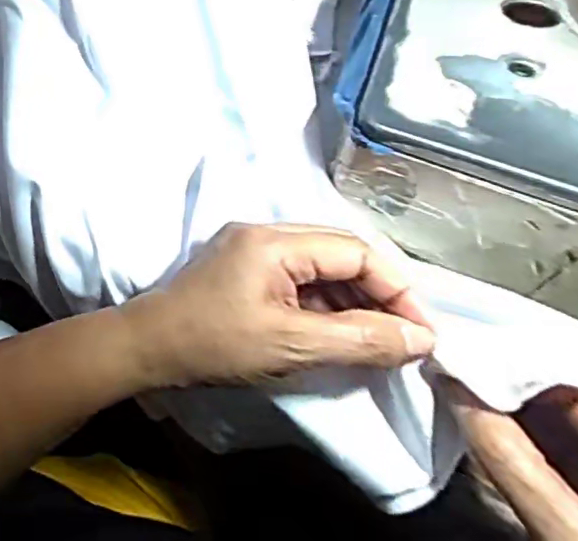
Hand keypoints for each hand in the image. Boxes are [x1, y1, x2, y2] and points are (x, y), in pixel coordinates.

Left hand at [118, 224, 435, 387]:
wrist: (153, 343)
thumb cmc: (220, 343)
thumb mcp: (296, 345)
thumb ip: (361, 339)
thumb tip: (421, 338)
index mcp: (273, 241)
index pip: (354, 250)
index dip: (396, 289)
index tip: (423, 335)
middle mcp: (261, 232)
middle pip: (338, 251)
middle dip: (378, 291)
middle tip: (406, 338)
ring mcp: (248, 246)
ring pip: (319, 263)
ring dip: (352, 298)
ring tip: (377, 340)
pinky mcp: (241, 265)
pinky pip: (296, 274)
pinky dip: (324, 300)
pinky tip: (338, 330)